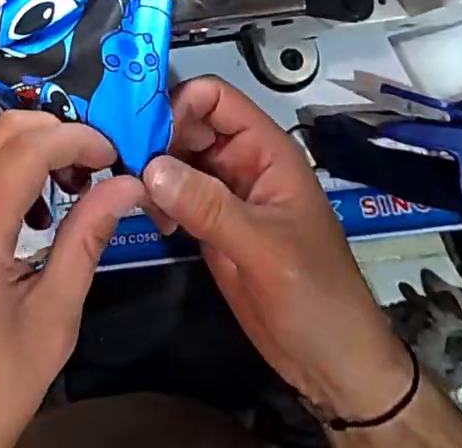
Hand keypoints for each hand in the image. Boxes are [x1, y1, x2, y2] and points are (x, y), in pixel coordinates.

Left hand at [0, 110, 145, 447]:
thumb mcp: (54, 318)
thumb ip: (88, 239)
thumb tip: (129, 185)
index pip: (26, 150)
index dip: (76, 139)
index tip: (112, 157)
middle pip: (0, 130)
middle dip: (55, 133)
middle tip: (92, 167)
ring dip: (29, 146)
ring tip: (66, 184)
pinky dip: (3, 165)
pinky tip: (28, 208)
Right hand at [149, 77, 461, 444]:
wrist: (333, 364)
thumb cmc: (316, 297)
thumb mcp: (265, 248)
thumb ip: (209, 207)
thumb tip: (152, 168)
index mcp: (266, 150)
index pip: (215, 99)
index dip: (179, 104)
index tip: (145, 134)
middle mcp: (242, 161)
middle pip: (189, 123)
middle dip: (157, 137)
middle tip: (129, 167)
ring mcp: (224, 192)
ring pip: (176, 156)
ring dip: (152, 169)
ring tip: (137, 196)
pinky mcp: (210, 221)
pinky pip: (174, 192)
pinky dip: (157, 197)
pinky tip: (154, 219)